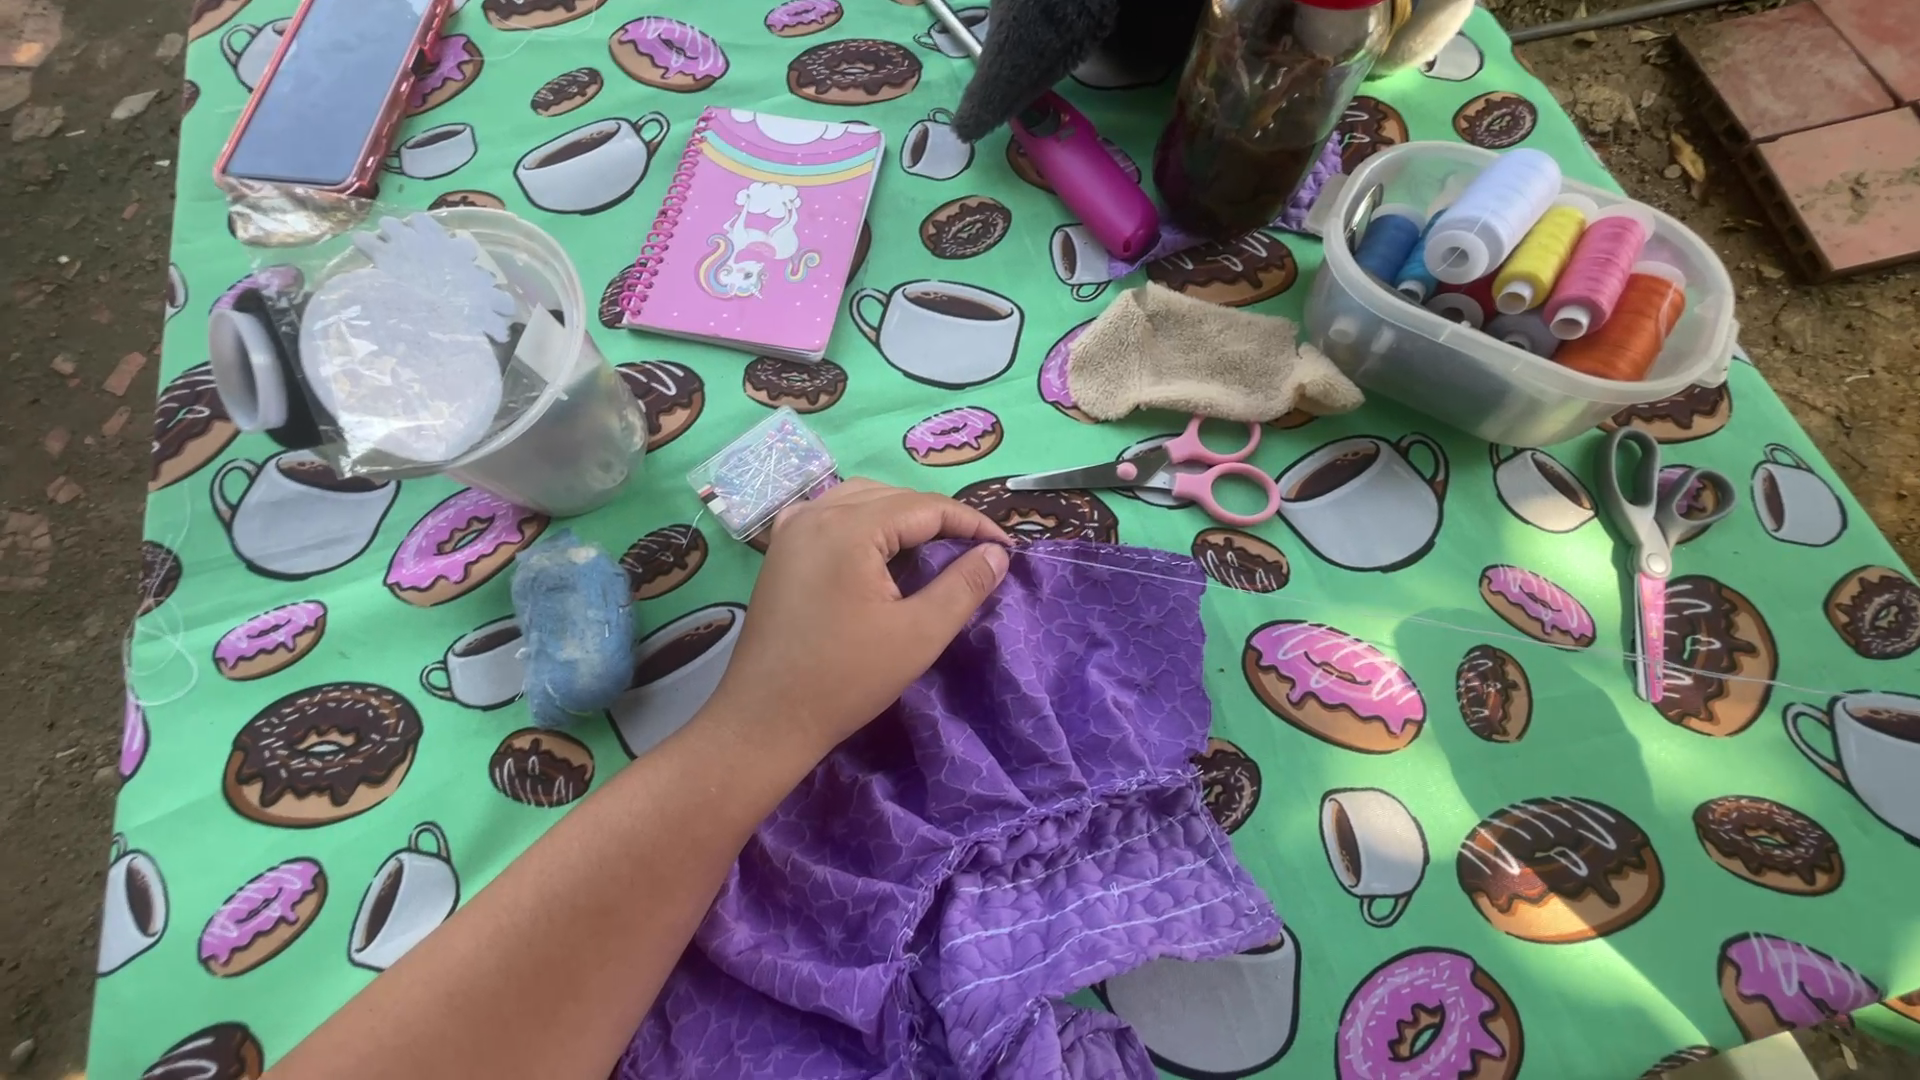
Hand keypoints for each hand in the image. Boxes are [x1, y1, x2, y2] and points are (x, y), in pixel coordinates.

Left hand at [705, 479, 1009, 757]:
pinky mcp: (781, 551)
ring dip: (903, 515)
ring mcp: (792, 529)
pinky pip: (831, 514)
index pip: (926, 506)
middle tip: (974, 550)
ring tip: (935, 547)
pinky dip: (865, 519)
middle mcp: (816, 514)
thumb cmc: (845, 680)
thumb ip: (964, 586)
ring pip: (862, 498)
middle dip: (939, 517)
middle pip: (894, 496)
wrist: (765, 719)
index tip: (1006, 547)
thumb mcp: (919, 635)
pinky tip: (877, 546)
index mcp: (848, 529)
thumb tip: (997, 553)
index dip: (972, 522)